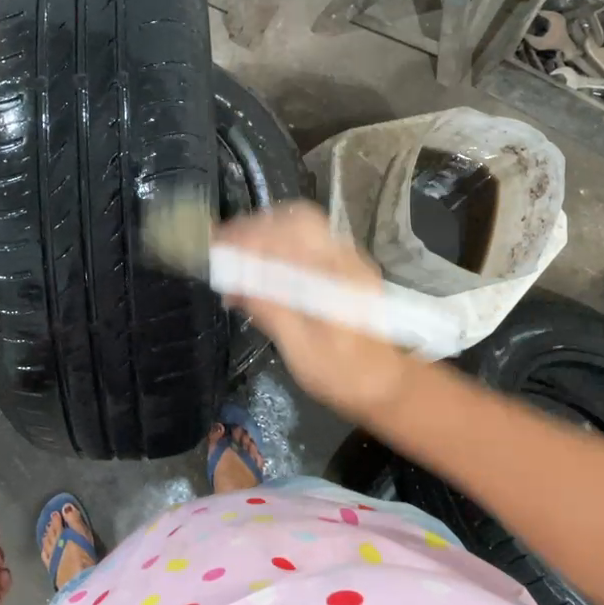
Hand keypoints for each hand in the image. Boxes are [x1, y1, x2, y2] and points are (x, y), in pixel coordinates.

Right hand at [214, 201, 415, 420]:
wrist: (386, 386)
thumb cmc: (341, 374)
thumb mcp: (300, 351)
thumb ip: (270, 312)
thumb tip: (234, 284)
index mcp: (336, 278)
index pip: (288, 238)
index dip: (248, 237)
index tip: (217, 247)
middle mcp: (346, 259)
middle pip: (298, 219)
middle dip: (255, 227)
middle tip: (223, 245)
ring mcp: (348, 260)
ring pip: (303, 225)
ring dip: (265, 231)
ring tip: (237, 252)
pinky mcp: (344, 267)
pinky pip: (308, 239)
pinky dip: (278, 242)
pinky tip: (261, 265)